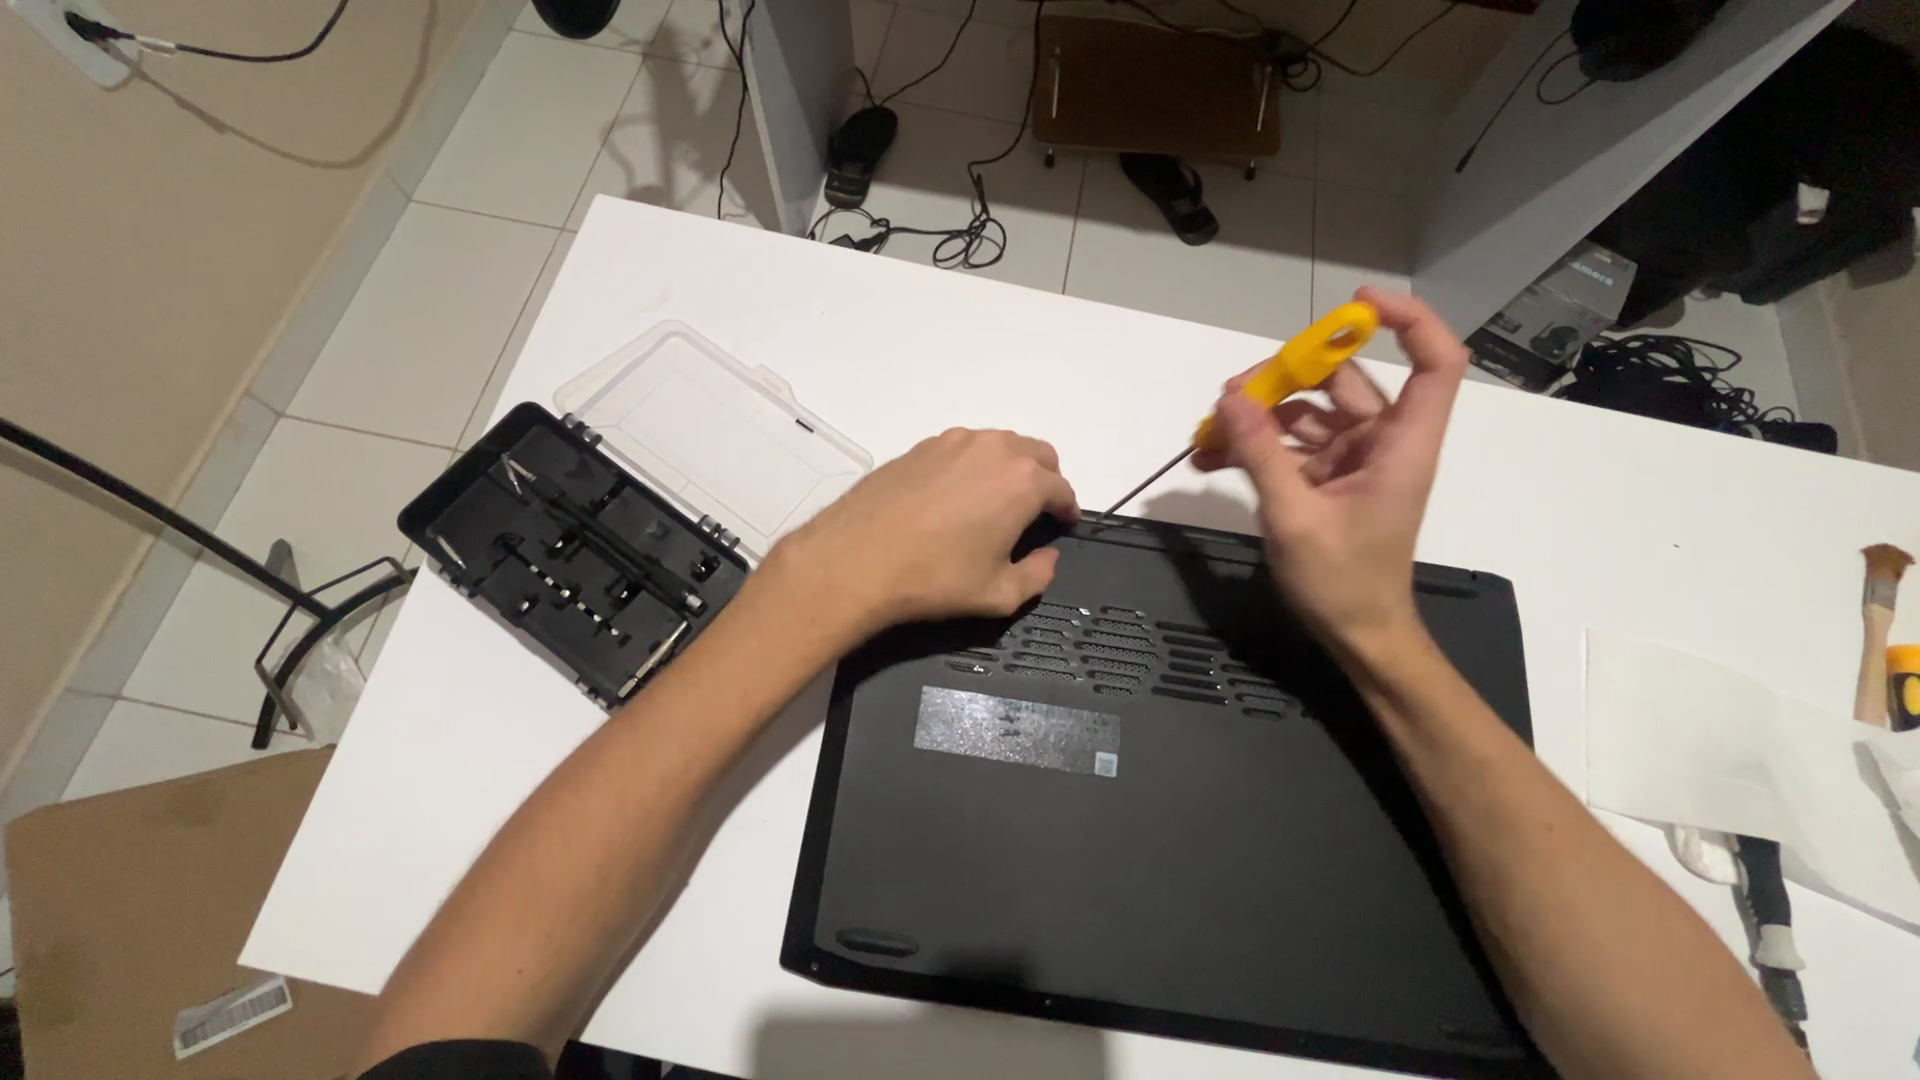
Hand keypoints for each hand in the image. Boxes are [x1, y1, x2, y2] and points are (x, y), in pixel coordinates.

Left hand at [763, 428, 1079, 637]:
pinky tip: (956, 497)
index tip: (1064, 525)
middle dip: (1045, 481)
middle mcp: (993, 449)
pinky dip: (973, 466)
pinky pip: (963, 450)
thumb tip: (1048, 558)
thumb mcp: (998, 594)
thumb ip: (1038, 576)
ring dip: (1010, 468)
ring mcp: (953, 442)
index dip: (1068, 510)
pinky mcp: (920, 446)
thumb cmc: (935, 579)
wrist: (855, 560)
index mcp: (1023, 481)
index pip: (1062, 489)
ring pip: (999, 446)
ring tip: (996, 502)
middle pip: (1038, 455)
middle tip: (1036, 512)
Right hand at [1192, 288, 1467, 654]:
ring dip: (1258, 418)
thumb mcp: (1295, 518)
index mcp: (1402, 446)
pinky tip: (1211, 458)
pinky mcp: (1325, 480)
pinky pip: (1288, 448)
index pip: (1434, 364)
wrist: (1356, 634)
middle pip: (1344, 382)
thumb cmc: (1343, 582)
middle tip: (1231, 395)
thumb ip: (1261, 455)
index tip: (1357, 303)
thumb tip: (1230, 400)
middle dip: (1286, 379)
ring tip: (1208, 433)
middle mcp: (1381, 443)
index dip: (1408, 322)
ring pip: (1307, 414)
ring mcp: (1351, 461)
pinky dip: (1254, 448)